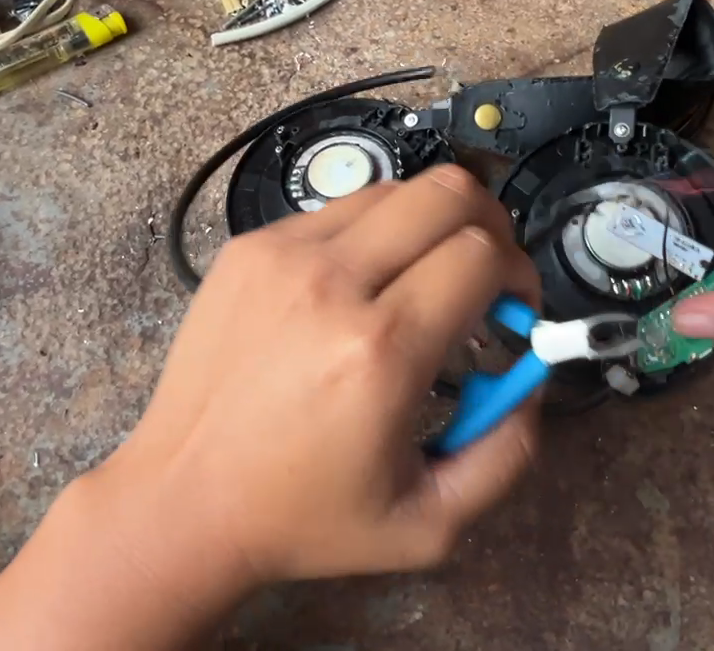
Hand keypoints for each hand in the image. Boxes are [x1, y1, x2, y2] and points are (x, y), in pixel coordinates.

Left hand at [95, 165, 541, 586]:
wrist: (182, 497)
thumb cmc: (304, 515)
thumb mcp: (428, 523)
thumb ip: (507, 451)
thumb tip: (531, 373)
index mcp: (380, 350)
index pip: (481, 253)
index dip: (519, 273)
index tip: (512, 309)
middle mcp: (332, 282)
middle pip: (448, 192)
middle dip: (490, 224)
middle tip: (484, 273)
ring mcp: (283, 252)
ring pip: (395, 189)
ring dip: (430, 223)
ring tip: (423, 275)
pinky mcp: (250, 245)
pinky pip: (338, 209)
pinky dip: (373, 232)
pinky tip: (361, 282)